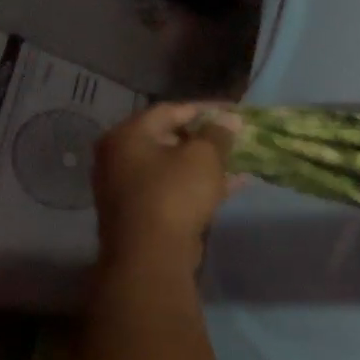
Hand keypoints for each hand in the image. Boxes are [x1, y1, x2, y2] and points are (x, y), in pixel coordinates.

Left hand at [92, 104, 238, 273]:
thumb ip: (218, 133)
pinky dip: (199, 179)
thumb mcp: (205, 156)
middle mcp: (120, 155)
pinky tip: (230, 183)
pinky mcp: (140, 204)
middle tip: (239, 136)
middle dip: (208, 135)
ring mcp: (127, 182)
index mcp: (128, 136)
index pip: (172, 109)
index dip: (208, 108)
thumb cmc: (176, 192)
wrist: (151, 250)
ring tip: (239, 159)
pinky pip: (173, 182)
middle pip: (170, 135)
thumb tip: (228, 120)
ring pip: (174, 160)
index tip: (239, 112)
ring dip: (207, 159)